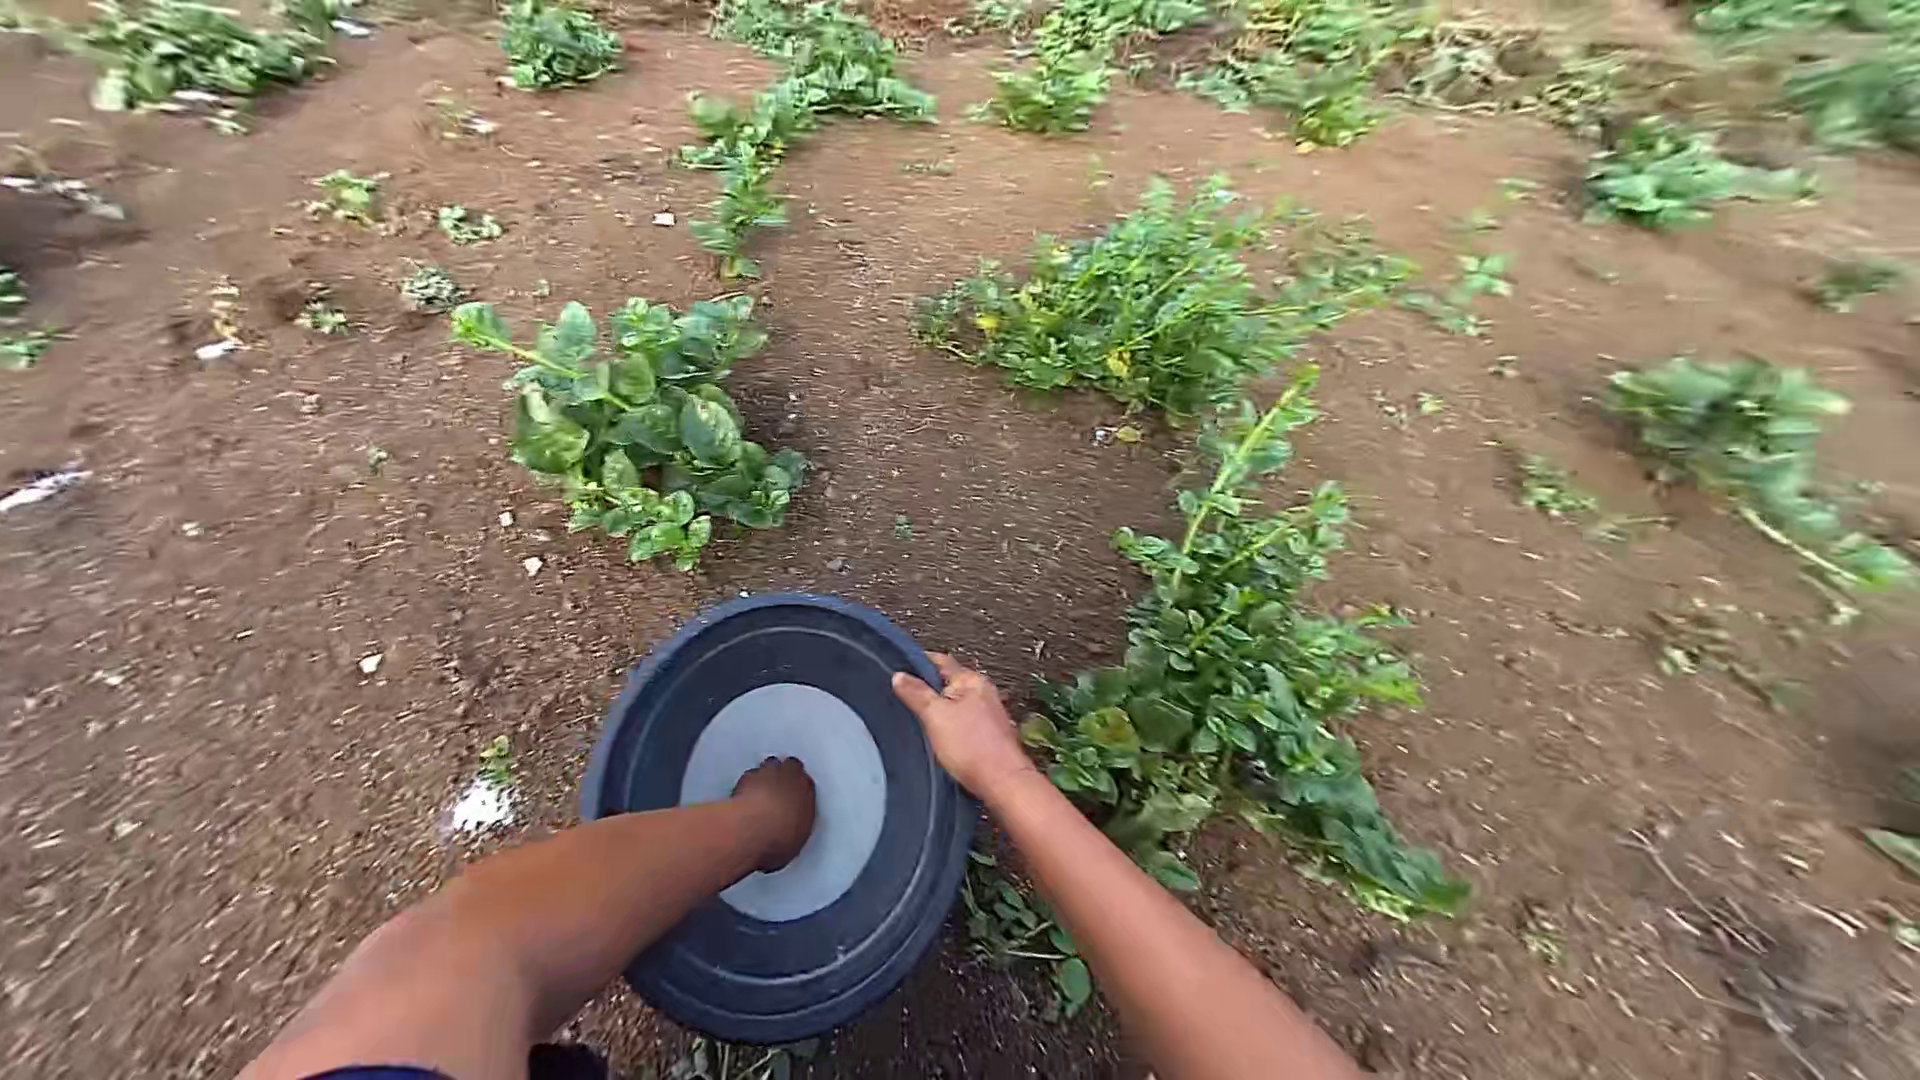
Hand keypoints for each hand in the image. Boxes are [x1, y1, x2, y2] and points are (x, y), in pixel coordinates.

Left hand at [732, 757, 815, 871]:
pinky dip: (748, 783)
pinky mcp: (748, 777)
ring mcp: (769, 774)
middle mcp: (791, 778)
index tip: (795, 797)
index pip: (808, 783)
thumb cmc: (776, 838)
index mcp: (808, 794)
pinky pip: (750, 774)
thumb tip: (790, 835)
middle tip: (779, 788)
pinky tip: (745, 795)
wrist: (750, 833)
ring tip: (762, 790)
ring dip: (767, 775)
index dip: (800, 789)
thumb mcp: (795, 842)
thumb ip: (796, 828)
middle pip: (791, 767)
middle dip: (785, 775)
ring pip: (771, 765)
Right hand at [892, 653, 1038, 802]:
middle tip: (902, 694)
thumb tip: (900, 675)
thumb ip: (916, 693)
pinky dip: (949, 722)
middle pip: (948, 682)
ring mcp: (988, 713)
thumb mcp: (935, 716)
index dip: (918, 663)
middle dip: (926, 687)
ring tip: (917, 716)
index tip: (899, 667)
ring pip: (955, 702)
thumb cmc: (973, 749)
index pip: (940, 661)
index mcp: (971, 681)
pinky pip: (962, 719)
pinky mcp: (989, 733)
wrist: (1003, 783)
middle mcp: (983, 692)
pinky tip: (938, 734)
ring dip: (938, 707)